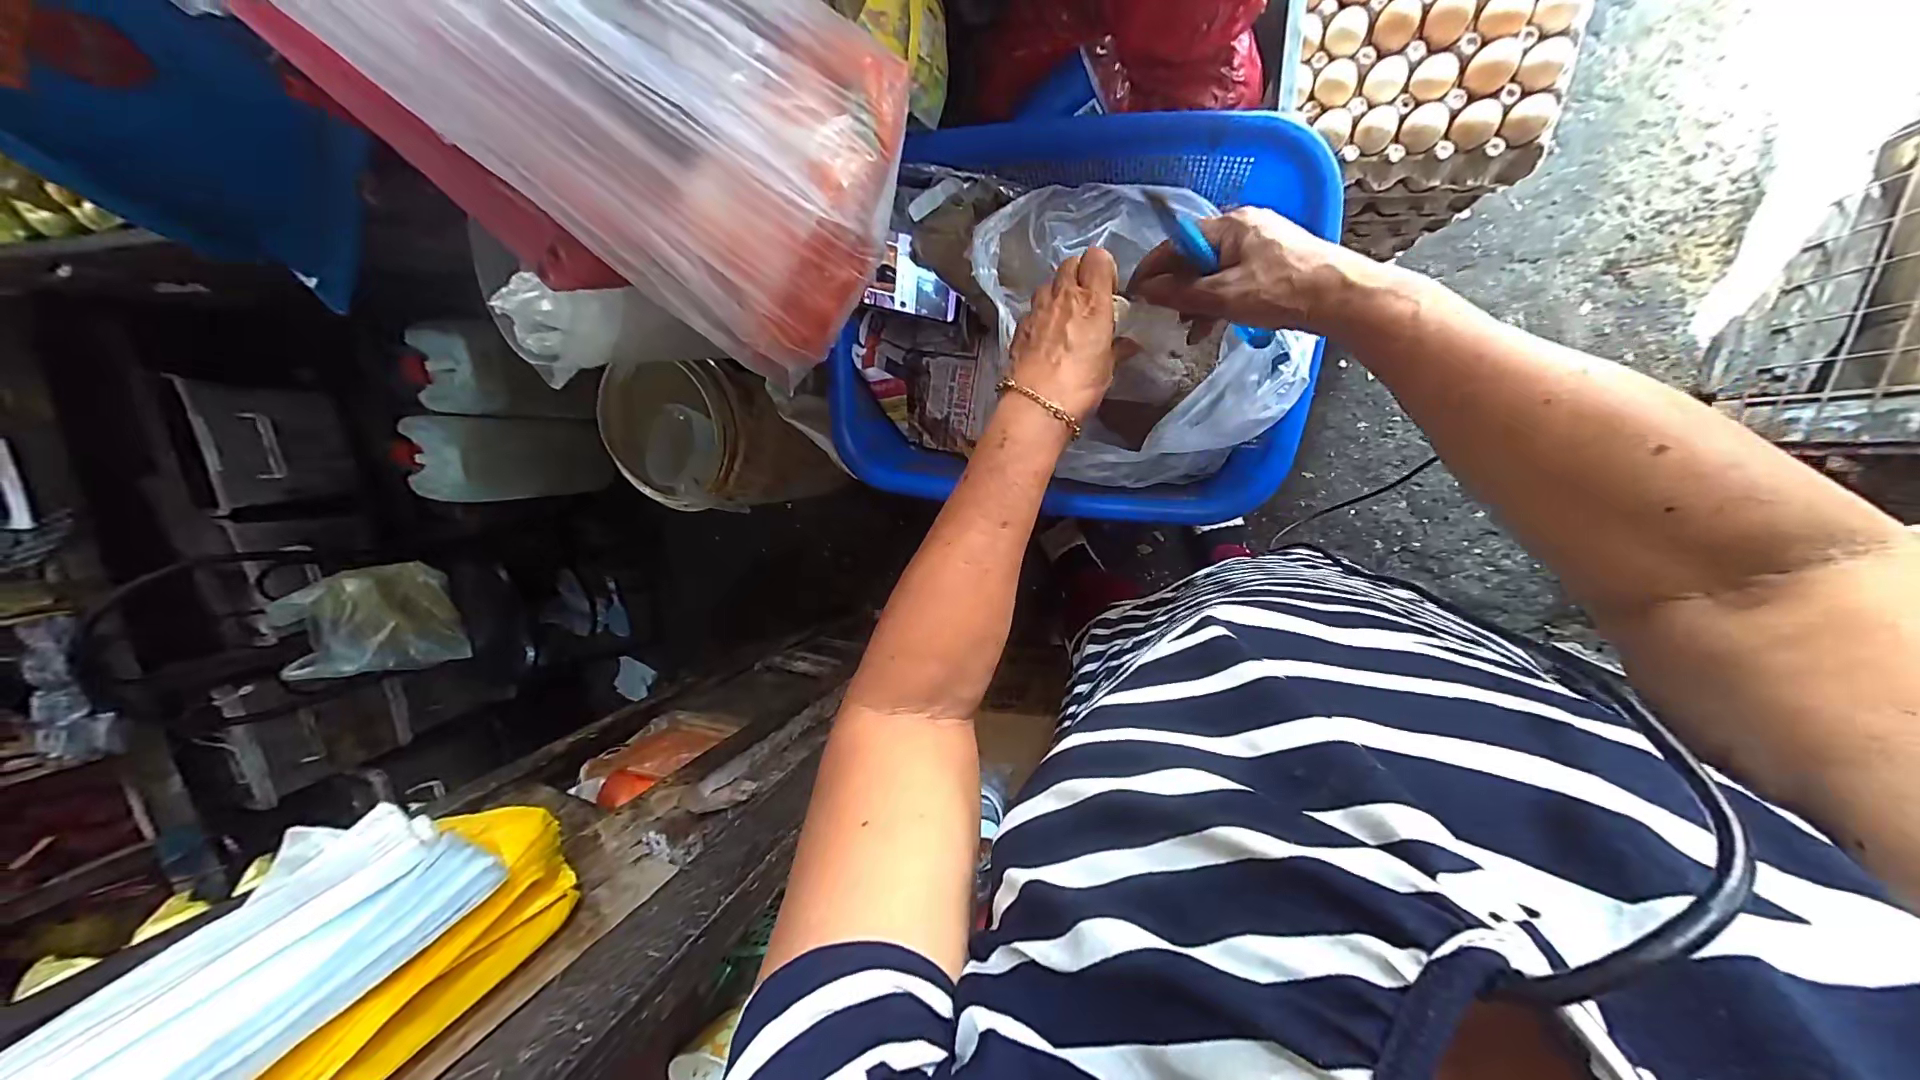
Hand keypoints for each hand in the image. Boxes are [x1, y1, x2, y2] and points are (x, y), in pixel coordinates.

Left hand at [1008, 248, 1120, 420]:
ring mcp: (1037, 309)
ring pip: (1048, 284)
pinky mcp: (1019, 326)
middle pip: (1070, 263)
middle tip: (1086, 299)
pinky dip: (1040, 315)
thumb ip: (1118, 349)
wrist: (1036, 405)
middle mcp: (1063, 297)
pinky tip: (1045, 335)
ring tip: (1063, 316)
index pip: (1098, 257)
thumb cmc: (1080, 385)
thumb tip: (1128, 344)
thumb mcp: (1107, 368)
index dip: (1103, 268)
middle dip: (1079, 274)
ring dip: (1057, 292)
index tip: (1108, 290)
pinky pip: (1032, 309)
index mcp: (1092, 301)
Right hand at [1128, 207, 1373, 337]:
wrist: (1341, 297)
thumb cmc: (1281, 291)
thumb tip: (1145, 291)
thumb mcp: (1223, 296)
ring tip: (1190, 328)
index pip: (1176, 242)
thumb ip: (1180, 293)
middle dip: (1177, 289)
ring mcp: (1259, 244)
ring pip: (1213, 272)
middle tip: (1163, 315)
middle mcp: (1243, 227)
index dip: (1152, 269)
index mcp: (1230, 225)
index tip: (1135, 293)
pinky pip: (1232, 279)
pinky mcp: (1271, 263)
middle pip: (1194, 257)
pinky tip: (1212, 325)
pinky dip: (1219, 301)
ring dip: (1198, 301)